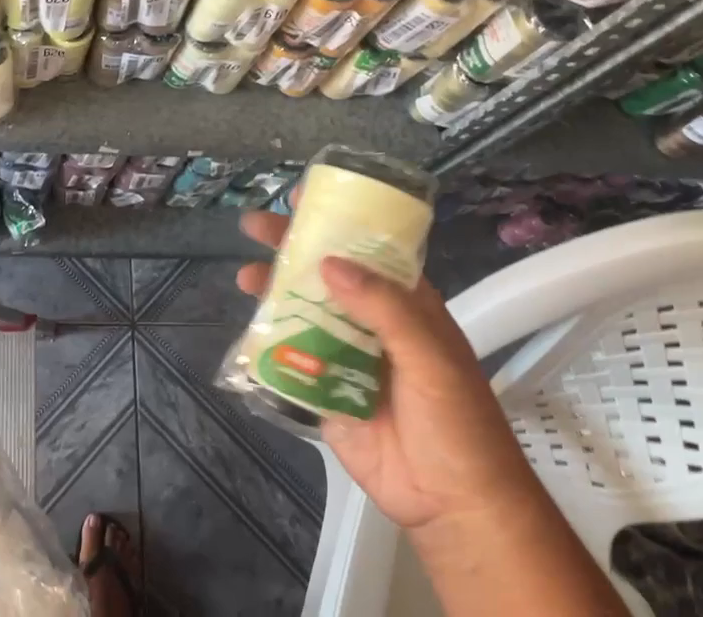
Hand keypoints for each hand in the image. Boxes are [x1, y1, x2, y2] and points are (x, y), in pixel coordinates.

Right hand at [237, 211, 545, 534]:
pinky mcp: (324, 393)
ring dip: (274, 293)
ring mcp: (346, 358)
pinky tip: (247, 331)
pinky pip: (292, 362)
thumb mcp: (429, 356)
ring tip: (245, 278)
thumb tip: (328, 263)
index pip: (368, 251)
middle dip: (291, 250)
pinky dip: (268, 345)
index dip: (338, 221)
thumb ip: (383, 308)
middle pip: (326, 277)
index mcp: (405, 306)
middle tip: (253, 226)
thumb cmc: (457, 423)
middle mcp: (372, 324)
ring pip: (303, 314)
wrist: (452, 503)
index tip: (303, 198)